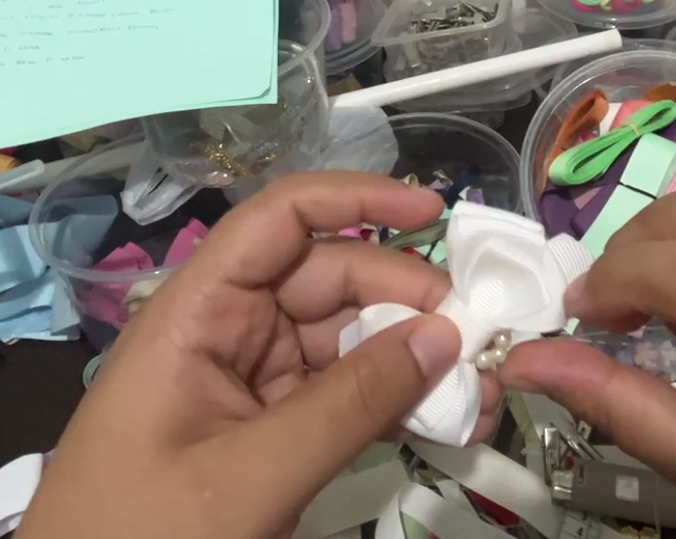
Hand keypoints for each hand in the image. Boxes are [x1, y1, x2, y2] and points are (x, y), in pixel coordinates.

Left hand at [19, 172, 501, 538]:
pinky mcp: (271, 425)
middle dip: (403, 294)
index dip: (357, 198)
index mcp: (201, 309)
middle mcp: (230, 326)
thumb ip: (352, 404)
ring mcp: (253, 377)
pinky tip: (441, 416)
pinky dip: (391, 400)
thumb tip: (445, 335)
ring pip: (346, 335)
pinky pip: (344, 391)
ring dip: (409, 354)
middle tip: (473, 332)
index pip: (282, 217)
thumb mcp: (250, 478)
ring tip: (474, 385)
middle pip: (329, 276)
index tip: (431, 211)